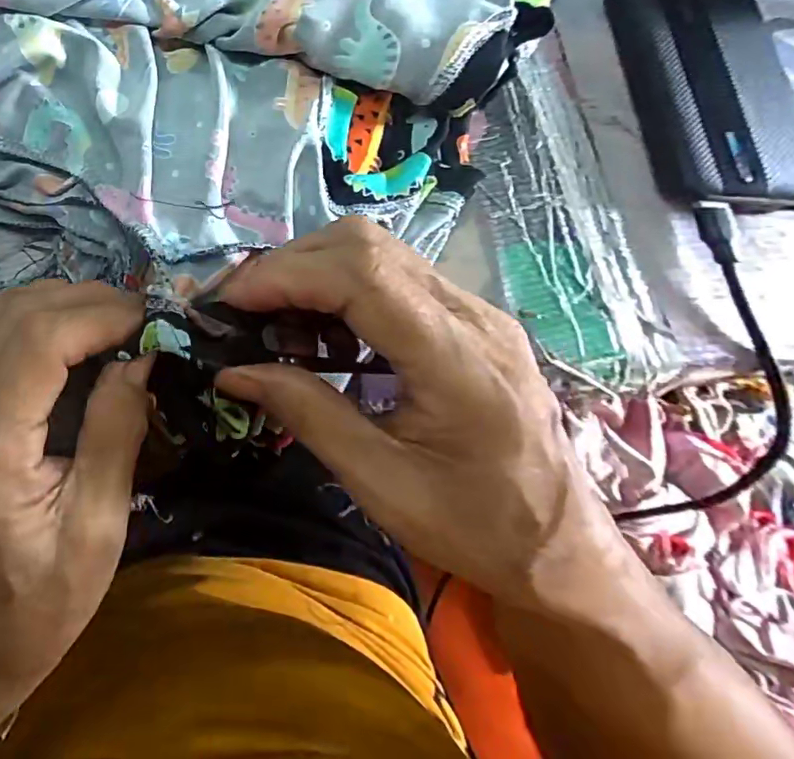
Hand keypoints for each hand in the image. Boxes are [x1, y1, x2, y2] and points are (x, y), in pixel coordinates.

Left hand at [0, 279, 150, 750]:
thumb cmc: (48, 595)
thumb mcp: (98, 529)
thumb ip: (114, 434)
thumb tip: (140, 357)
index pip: (36, 345)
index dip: (94, 316)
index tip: (147, 319)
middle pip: (12, 318)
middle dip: (81, 300)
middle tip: (136, 314)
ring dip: (50, 299)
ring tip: (104, 315)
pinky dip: (19, 312)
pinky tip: (55, 328)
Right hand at [214, 217, 629, 608]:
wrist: (565, 549)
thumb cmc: (476, 528)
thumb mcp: (381, 485)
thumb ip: (306, 414)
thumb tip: (232, 370)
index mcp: (458, 361)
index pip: (362, 276)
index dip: (284, 275)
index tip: (228, 302)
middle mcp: (470, 316)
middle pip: (363, 245)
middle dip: (286, 265)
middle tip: (237, 307)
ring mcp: (471, 310)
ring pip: (373, 248)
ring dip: (306, 270)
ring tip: (266, 315)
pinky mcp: (462, 316)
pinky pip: (385, 272)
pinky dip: (332, 284)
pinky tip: (313, 327)